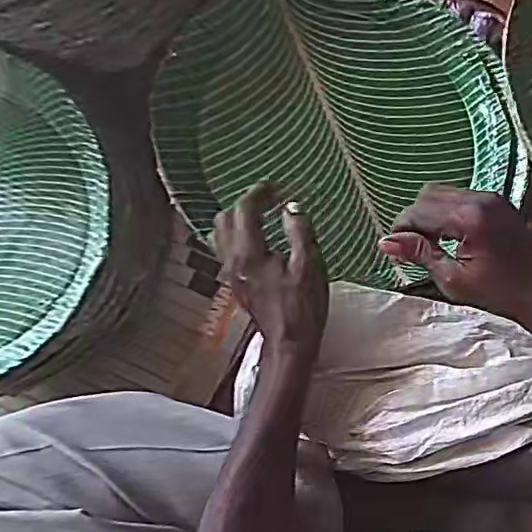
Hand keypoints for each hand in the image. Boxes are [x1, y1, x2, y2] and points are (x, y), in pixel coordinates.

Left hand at [214, 182, 327, 353]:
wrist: (290, 344)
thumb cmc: (303, 308)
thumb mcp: (310, 267)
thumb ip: (300, 233)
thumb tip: (292, 208)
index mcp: (249, 254)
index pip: (246, 210)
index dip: (261, 192)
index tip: (278, 187)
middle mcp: (233, 261)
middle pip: (226, 218)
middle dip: (247, 203)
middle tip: (271, 200)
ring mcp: (232, 274)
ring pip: (222, 234)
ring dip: (239, 219)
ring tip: (263, 217)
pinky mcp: (237, 284)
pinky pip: (227, 249)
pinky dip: (238, 235)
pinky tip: (259, 240)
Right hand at [378, 184, 531, 325]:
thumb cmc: (499, 293)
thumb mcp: (452, 279)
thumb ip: (419, 255)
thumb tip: (386, 243)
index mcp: (469, 217)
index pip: (418, 211)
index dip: (401, 231)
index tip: (396, 252)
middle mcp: (480, 198)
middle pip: (427, 195)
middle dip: (414, 220)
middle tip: (413, 250)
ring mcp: (491, 197)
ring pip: (442, 193)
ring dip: (429, 215)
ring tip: (431, 246)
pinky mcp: (497, 202)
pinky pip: (460, 197)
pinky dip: (446, 213)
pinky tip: (449, 239)